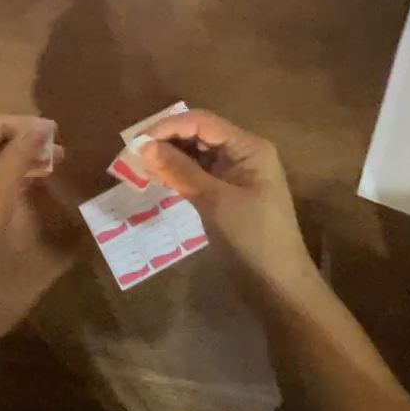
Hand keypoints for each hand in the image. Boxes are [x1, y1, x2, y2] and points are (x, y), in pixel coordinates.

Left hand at [0, 115, 60, 290]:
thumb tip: (41, 127)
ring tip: (51, 167)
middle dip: (26, 146)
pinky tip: (29, 181)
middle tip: (60, 153)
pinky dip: (6, 177)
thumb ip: (22, 152)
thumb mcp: (2, 184)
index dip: (28, 126)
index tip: (57, 132)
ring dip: (19, 162)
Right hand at [135, 110, 322, 300]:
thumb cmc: (253, 238)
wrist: (277, 287)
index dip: (168, 127)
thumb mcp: (215, 201)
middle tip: (132, 152)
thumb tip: (141, 146)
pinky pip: (195, 173)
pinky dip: (175, 172)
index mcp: (248, 147)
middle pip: (198, 134)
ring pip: (194, 153)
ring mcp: (233, 174)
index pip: (202, 123)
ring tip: (137, 163)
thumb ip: (179, 170)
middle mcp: (242, 153)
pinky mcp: (224, 193)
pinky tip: (154, 176)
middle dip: (166, 140)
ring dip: (168, 156)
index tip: (136, 141)